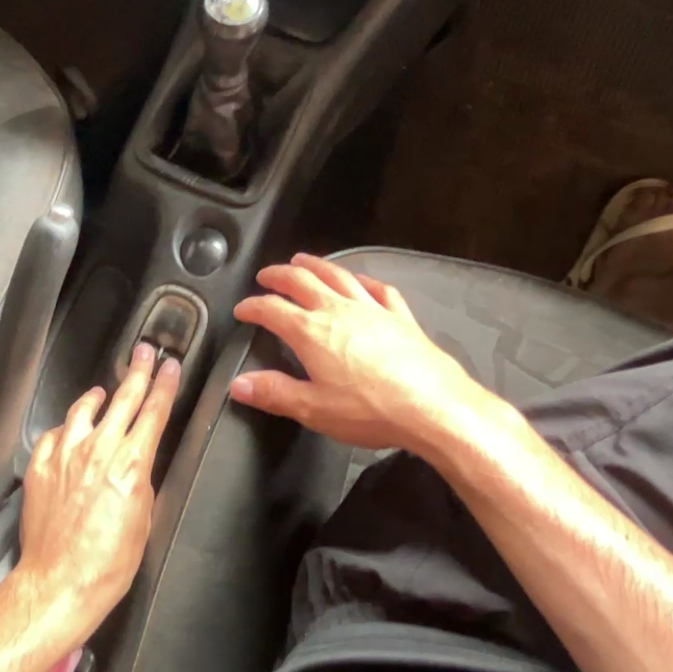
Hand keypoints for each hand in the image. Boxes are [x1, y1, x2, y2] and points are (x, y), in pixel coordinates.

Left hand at [16, 341, 180, 627]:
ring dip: (97, 396)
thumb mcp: (144, 518)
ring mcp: (65, 454)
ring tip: (102, 391)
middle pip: (123, 397)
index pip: (154, 411)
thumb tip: (137, 461)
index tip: (170, 366)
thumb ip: (141, 479)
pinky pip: (54, 434)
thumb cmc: (108, 562)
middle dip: (137, 370)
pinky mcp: (40, 466)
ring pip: (83, 409)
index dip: (165, 385)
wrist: (60, 582)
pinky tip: (69, 431)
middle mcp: (98, 449)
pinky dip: (65, 428)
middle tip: (142, 351)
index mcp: (131, 462)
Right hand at [231, 253, 504, 453]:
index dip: (252, 307)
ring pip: (337, 275)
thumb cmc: (372, 410)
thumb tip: (239, 384)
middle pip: (302, 281)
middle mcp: (339, 310)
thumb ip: (274, 393)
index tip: (242, 309)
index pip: (272, 309)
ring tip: (303, 260)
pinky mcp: (400, 316)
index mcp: (312, 331)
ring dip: (316, 265)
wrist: (433, 406)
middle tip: (266, 274)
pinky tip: (360, 281)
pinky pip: (378, 289)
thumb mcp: (314, 409)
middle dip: (279, 275)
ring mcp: (372, 309)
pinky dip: (363, 281)